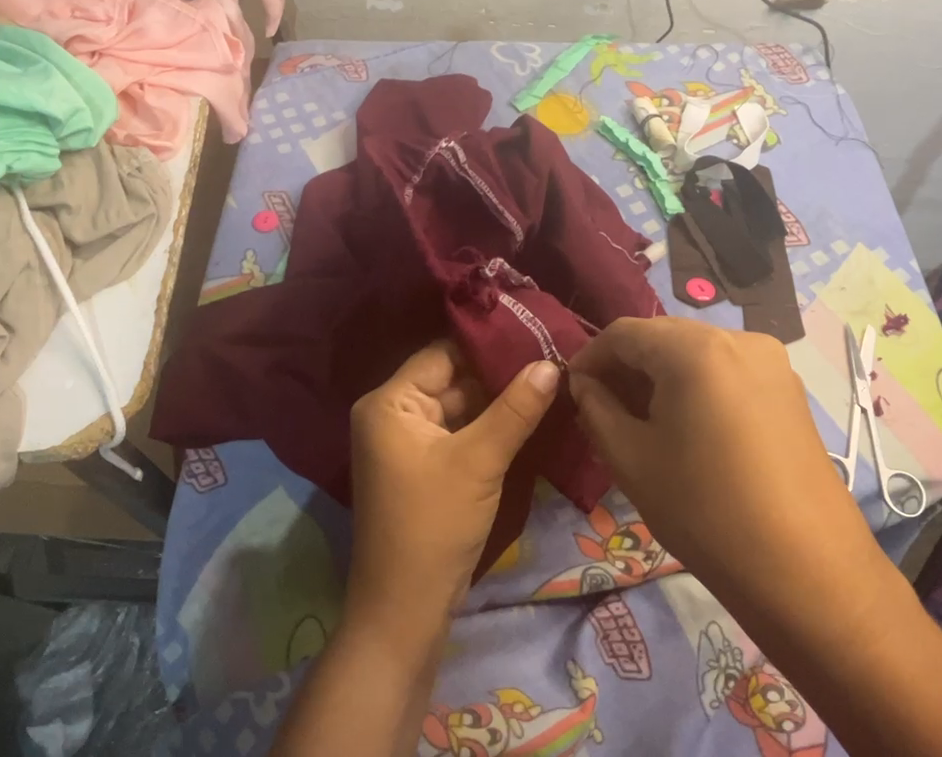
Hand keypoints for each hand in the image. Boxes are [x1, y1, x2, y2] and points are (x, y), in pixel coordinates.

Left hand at [348, 342, 559, 630]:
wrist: (406, 606)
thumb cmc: (434, 524)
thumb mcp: (479, 462)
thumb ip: (515, 409)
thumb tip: (552, 363)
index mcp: (388, 402)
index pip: (442, 354)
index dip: (488, 345)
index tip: (537, 334)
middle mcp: (391, 414)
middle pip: (451, 379)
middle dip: (498, 374)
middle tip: (553, 358)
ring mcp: (406, 443)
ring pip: (459, 408)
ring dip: (497, 402)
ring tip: (550, 382)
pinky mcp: (423, 468)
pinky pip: (458, 434)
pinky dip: (488, 428)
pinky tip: (529, 417)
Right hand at [569, 317, 886, 636]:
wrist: (806, 569)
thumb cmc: (705, 510)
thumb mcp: (630, 457)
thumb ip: (596, 407)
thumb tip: (585, 384)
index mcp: (695, 349)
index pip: (624, 333)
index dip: (590, 357)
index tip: (571, 390)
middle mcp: (738, 339)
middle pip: (663, 337)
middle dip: (626, 366)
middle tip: (600, 406)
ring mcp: (772, 363)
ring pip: (696, 354)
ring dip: (660, 377)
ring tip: (639, 421)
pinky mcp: (790, 391)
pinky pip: (726, 372)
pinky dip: (695, 387)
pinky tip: (684, 428)